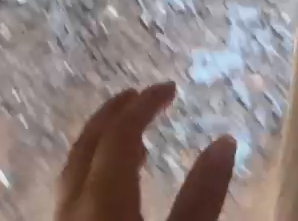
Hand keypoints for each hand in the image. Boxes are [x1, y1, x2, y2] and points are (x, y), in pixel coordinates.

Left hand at [56, 83, 234, 220]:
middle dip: (112, 115)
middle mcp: (72, 209)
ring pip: (74, 174)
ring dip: (100, 145)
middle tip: (137, 94)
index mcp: (100, 201)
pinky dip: (93, 173)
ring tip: (131, 137)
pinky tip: (110, 187)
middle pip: (86, 149)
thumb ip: (200, 197)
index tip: (170, 87)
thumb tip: (225, 141)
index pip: (119, 136)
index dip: (145, 105)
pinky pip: (72, 196)